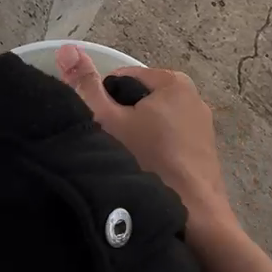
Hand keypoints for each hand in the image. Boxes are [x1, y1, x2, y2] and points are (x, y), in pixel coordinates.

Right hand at [55, 45, 236, 237]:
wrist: (195, 222)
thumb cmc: (148, 163)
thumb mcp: (107, 120)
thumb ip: (85, 84)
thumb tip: (67, 48)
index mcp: (173, 82)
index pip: (120, 79)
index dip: (103, 102)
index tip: (100, 129)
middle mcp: (193, 98)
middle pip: (138, 100)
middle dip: (122, 120)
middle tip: (111, 148)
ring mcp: (202, 128)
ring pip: (153, 124)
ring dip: (137, 139)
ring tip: (127, 164)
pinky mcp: (205, 155)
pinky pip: (168, 143)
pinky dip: (154, 154)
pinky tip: (147, 175)